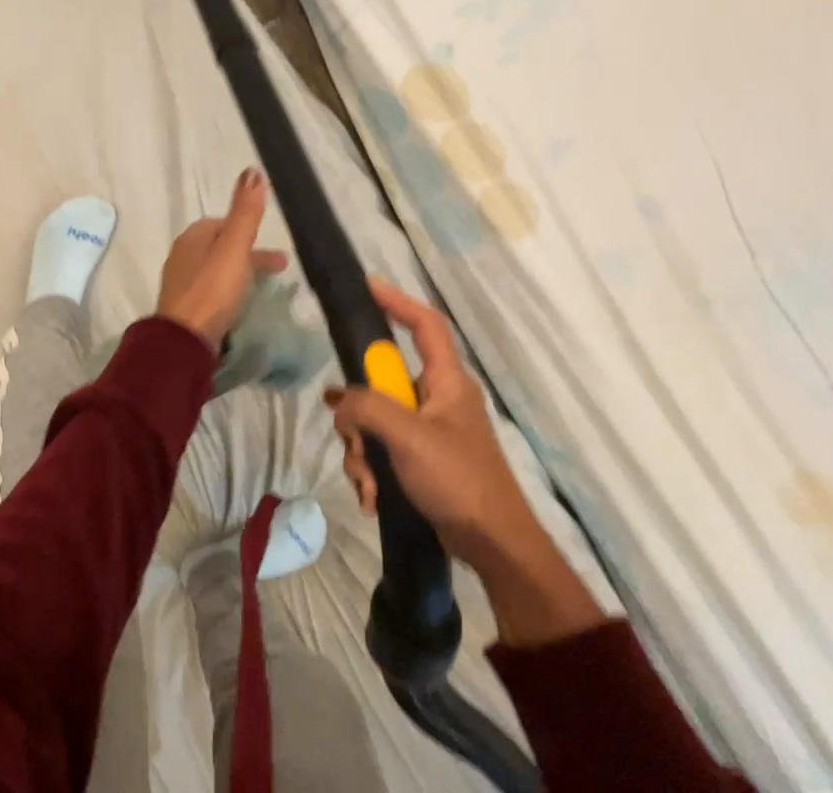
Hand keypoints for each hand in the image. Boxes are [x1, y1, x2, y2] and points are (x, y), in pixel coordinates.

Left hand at [155, 168, 289, 351]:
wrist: (185, 340)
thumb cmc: (212, 290)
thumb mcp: (234, 248)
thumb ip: (245, 213)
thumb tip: (252, 171)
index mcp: (191, 238)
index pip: (220, 223)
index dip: (244, 228)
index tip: (267, 240)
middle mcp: (182, 257)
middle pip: (219, 247)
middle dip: (249, 252)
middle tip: (280, 266)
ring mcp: (181, 284)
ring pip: (217, 269)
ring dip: (241, 272)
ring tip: (266, 287)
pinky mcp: (185, 308)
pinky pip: (211, 291)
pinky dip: (230, 290)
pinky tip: (240, 305)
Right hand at [329, 279, 604, 644]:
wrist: (492, 544)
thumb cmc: (459, 480)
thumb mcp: (408, 437)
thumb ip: (368, 407)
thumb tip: (340, 401)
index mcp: (447, 384)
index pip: (426, 326)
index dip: (398, 303)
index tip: (367, 288)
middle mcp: (436, 401)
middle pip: (379, 385)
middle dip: (357, 417)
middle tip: (357, 443)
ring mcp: (427, 433)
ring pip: (372, 423)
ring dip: (361, 453)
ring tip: (370, 485)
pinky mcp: (419, 462)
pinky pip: (379, 452)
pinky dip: (371, 473)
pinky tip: (373, 498)